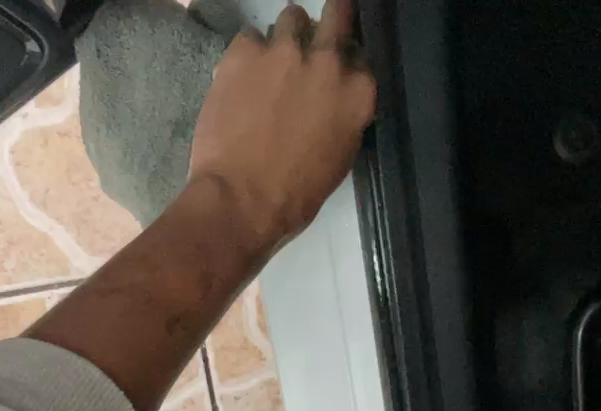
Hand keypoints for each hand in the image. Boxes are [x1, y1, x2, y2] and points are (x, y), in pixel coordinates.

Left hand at [184, 0, 376, 251]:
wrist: (240, 201)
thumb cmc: (293, 198)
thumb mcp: (336, 164)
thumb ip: (341, 122)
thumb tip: (332, 107)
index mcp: (357, 95)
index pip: (360, 60)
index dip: (344, 66)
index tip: (332, 77)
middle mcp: (328, 62)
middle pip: (335, 15)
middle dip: (327, 25)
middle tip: (311, 47)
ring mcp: (285, 51)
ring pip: (291, 19)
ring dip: (284, 40)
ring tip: (270, 69)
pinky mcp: (244, 52)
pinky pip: (249, 37)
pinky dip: (247, 56)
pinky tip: (240, 82)